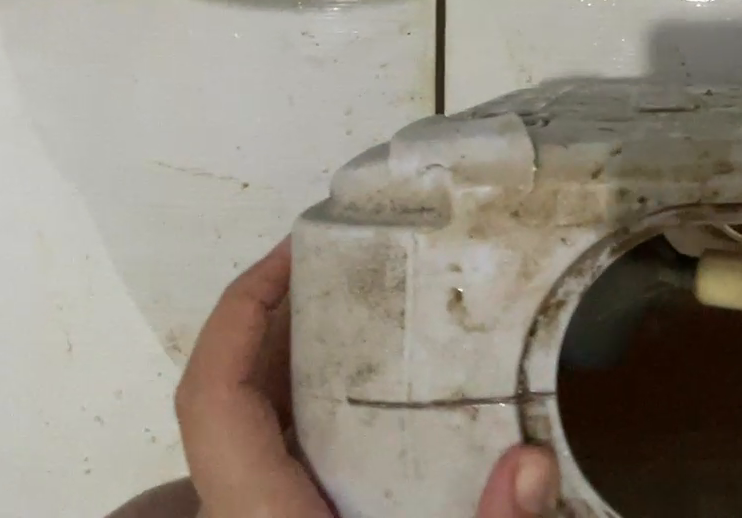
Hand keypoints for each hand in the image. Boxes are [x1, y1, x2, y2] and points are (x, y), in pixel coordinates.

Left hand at [174, 240, 560, 516]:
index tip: (297, 250)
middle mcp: (247, 511)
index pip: (211, 399)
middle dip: (281, 313)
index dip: (239, 313)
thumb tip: (530, 463)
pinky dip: (322, 398)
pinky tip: (388, 390)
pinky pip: (289, 445)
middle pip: (231, 392)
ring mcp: (269, 515)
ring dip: (302, 352)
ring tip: (379, 305)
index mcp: (259, 517)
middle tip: (363, 263)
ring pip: (258, 420)